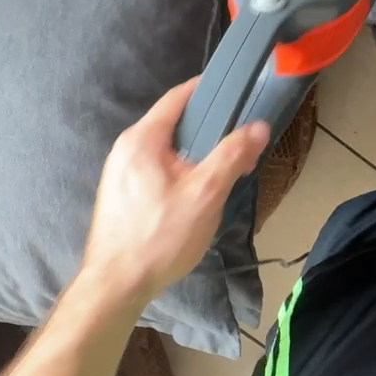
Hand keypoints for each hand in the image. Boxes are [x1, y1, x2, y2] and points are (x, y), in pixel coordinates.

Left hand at [76, 79, 269, 313]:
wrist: (116, 285)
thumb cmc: (160, 236)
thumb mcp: (205, 194)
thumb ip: (233, 156)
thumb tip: (259, 126)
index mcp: (142, 139)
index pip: (179, 97)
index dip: (210, 89)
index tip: (240, 91)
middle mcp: (127, 149)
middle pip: (176, 123)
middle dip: (213, 128)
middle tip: (244, 141)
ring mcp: (121, 172)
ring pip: (170, 149)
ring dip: (201, 153)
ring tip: (230, 169)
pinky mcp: (123, 194)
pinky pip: (160, 168)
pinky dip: (185, 169)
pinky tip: (202, 191)